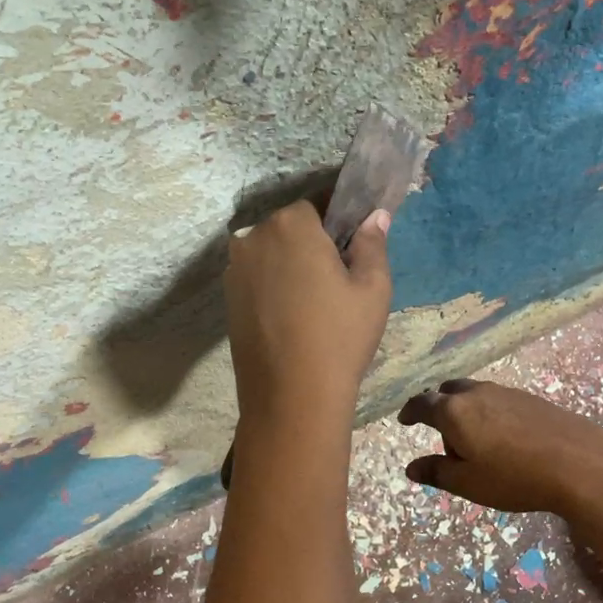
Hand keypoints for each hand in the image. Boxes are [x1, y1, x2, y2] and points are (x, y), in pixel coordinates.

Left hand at [224, 200, 391, 429]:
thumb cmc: (340, 336)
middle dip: (313, 242)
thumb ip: (372, 243)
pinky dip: (275, 287)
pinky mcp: (228, 299)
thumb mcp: (373, 287)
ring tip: (318, 302)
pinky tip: (295, 316)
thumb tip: (374, 216)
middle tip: (340, 278)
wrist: (291, 397)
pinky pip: (258, 278)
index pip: (317, 204)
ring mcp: (234, 269)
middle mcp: (253, 237)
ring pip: (272, 253)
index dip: (339, 222)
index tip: (355, 246)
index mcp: (290, 224)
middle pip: (290, 227)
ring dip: (292, 265)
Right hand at [399, 379, 602, 515]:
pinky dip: (491, 413)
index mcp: (454, 412)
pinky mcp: (532, 399)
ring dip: (467, 411)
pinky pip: (499, 400)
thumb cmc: (514, 477)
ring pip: (476, 394)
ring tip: (477, 443)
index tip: (404, 420)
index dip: (410, 411)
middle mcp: (477, 393)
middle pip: (449, 391)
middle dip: (440, 408)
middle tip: (444, 436)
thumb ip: (436, 472)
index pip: (422, 403)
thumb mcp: (468, 483)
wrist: (579, 463)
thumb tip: (411, 467)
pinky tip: (506, 439)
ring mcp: (507, 392)